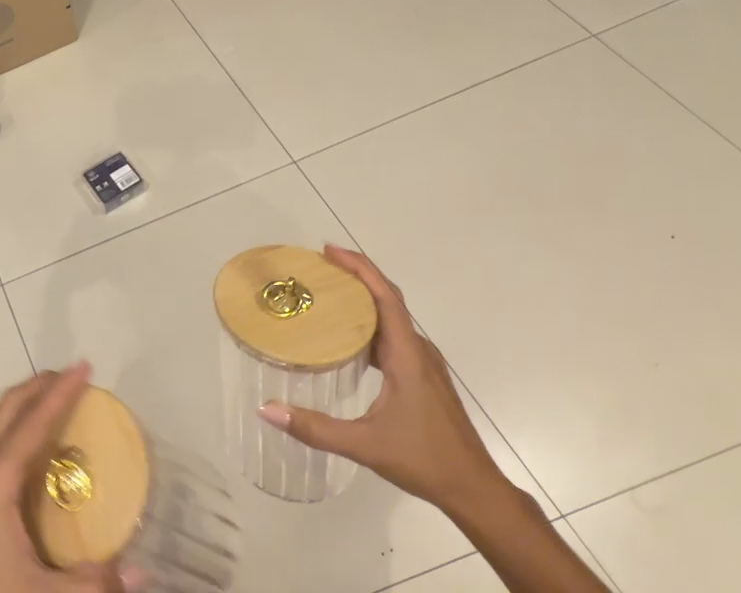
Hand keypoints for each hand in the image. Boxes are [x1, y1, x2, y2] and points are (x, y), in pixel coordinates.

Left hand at [0, 361, 121, 592]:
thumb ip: (94, 582)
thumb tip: (140, 572)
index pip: (34, 422)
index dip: (61, 392)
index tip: (84, 366)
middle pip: (7, 409)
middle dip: (38, 386)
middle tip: (71, 376)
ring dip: (23, 407)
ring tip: (54, 405)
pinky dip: (12, 432)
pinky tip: (30, 455)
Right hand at [258, 245, 508, 515]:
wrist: (474, 489)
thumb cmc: (425, 460)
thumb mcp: (364, 445)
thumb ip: (315, 428)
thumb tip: (266, 410)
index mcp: (408, 356)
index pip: (385, 297)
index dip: (360, 268)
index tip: (328, 251)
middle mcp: (418, 351)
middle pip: (387, 299)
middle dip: (354, 276)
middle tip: (315, 268)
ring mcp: (423, 364)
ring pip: (391, 318)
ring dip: (361, 299)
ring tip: (324, 296)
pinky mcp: (423, 377)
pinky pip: (393, 336)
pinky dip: (368, 324)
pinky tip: (344, 338)